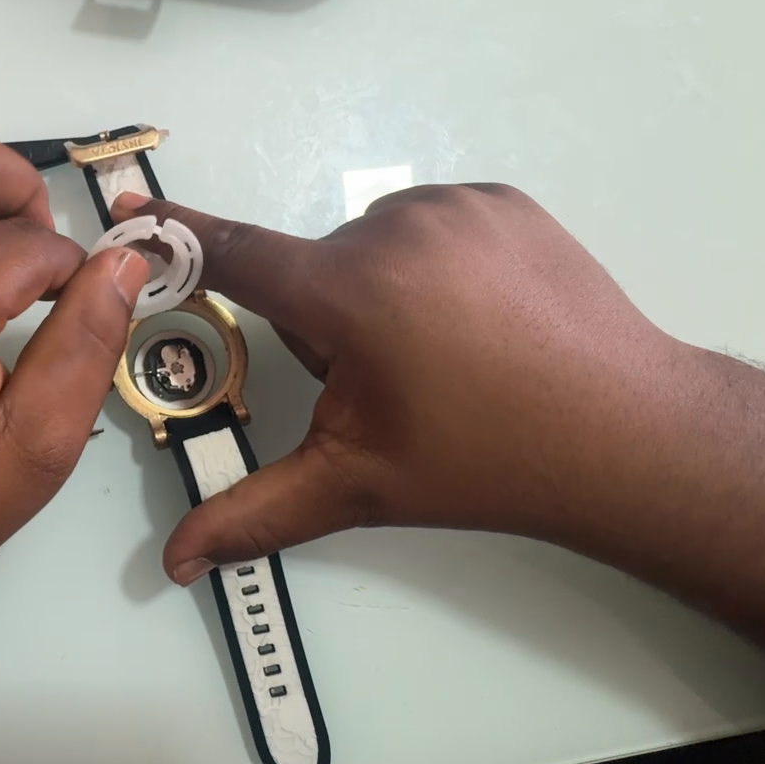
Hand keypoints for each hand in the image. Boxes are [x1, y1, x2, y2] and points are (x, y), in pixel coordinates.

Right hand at [113, 184, 691, 583]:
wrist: (636, 439)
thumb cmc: (484, 463)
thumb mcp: (357, 485)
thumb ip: (253, 514)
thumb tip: (172, 564)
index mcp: (351, 292)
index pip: (235, 254)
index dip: (175, 235)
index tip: (128, 206)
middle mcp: (395, 228)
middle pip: (311, 269)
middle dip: (322, 320)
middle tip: (385, 378)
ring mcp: (454, 204)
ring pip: (365, 246)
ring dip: (371, 290)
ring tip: (437, 348)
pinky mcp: (500, 199)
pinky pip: (422, 224)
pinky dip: (423, 262)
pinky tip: (473, 314)